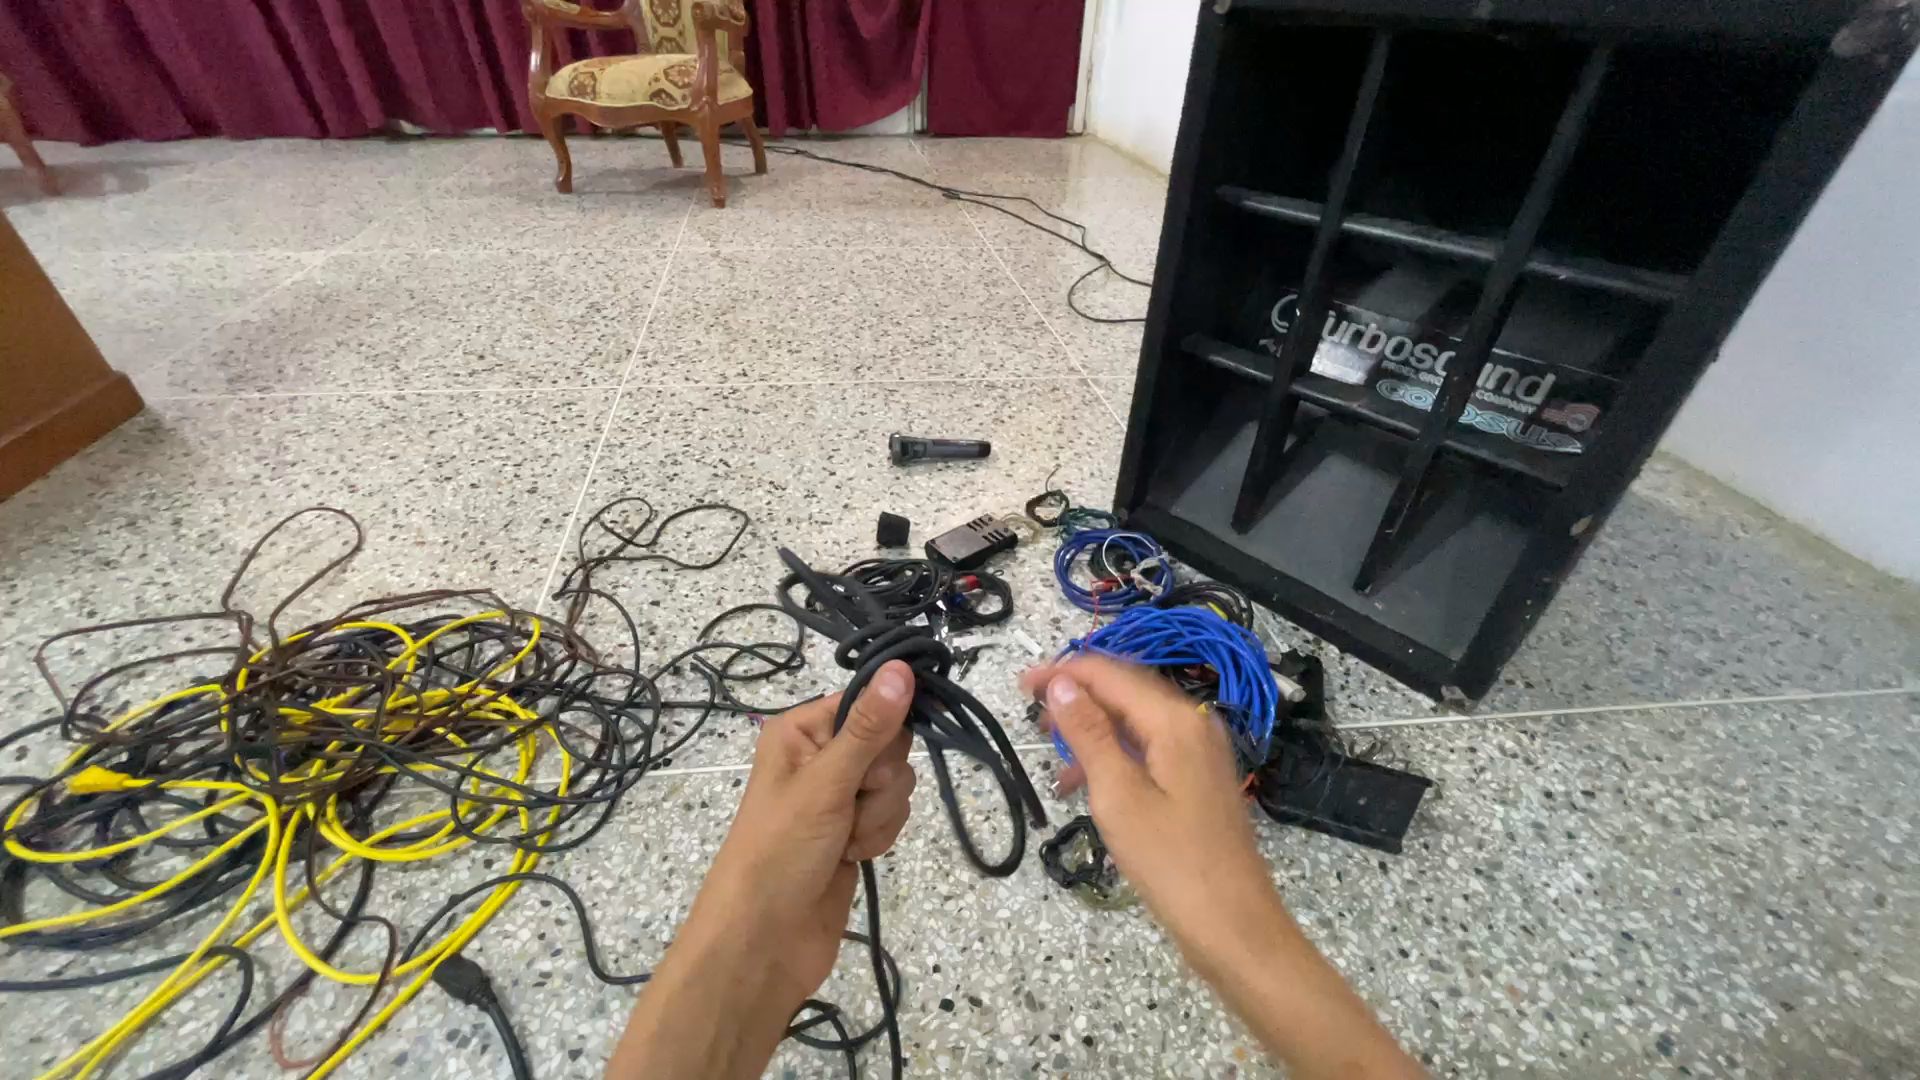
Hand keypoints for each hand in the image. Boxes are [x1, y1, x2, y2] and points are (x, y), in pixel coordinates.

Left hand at [607, 661, 916, 1079]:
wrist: (763, 944)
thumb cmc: (781, 851)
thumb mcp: (826, 783)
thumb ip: (869, 727)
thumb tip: (902, 667)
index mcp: (802, 730)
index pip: (867, 702)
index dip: (885, 726)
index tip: (882, 757)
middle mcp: (821, 754)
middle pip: (890, 743)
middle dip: (880, 780)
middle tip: (850, 804)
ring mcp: (839, 794)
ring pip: (896, 781)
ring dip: (879, 814)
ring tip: (845, 840)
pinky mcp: (854, 827)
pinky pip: (891, 812)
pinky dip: (879, 835)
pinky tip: (853, 856)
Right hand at [1020, 655, 1278, 966]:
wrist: (1235, 929)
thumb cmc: (1170, 862)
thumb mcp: (1117, 795)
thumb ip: (1088, 733)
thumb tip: (1061, 683)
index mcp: (1174, 720)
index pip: (1109, 674)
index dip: (1062, 673)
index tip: (1021, 685)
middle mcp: (1192, 722)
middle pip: (1124, 689)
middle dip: (1076, 694)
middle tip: (1030, 711)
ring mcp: (1199, 750)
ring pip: (1134, 718)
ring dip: (1091, 726)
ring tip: (1050, 747)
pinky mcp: (1197, 776)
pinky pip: (1147, 746)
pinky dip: (1113, 752)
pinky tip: (1082, 780)